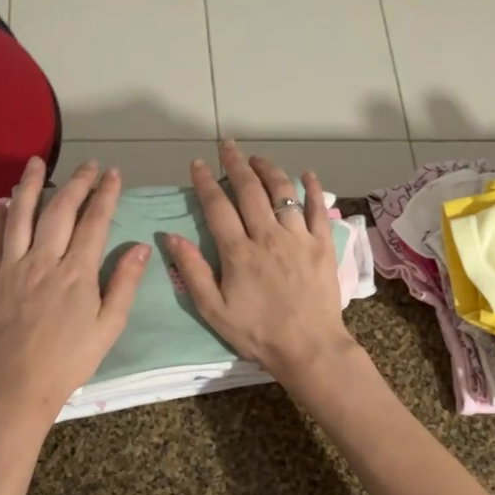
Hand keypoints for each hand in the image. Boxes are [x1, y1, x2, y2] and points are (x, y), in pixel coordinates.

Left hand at [0, 158, 148, 420]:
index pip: (94, 222)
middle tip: (89, 164)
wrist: (16, 386)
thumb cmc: (70, 361)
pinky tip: (7, 203)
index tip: (114, 174)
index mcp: (76, 273)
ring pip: (22, 216)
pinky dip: (1, 217)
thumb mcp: (108, 327)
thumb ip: (123, 284)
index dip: (105, 194)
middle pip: (60, 210)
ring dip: (32, 185)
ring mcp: (12, 267)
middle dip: (77, 183)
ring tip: (38, 162)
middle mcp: (43, 261)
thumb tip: (141, 247)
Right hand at [164, 139, 359, 384]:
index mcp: (239, 252)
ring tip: (257, 159)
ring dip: (268, 170)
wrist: (309, 349)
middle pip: (250, 190)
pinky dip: (312, 188)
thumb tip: (171, 236)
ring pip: (283, 192)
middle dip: (235, 163)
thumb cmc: (257, 334)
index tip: (197, 164)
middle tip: (227, 146)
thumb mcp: (214, 310)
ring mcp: (299, 238)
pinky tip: (306, 174)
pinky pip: (318, 209)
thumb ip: (193, 271)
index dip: (205, 182)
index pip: (218, 206)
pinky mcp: (322, 245)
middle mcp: (268, 236)